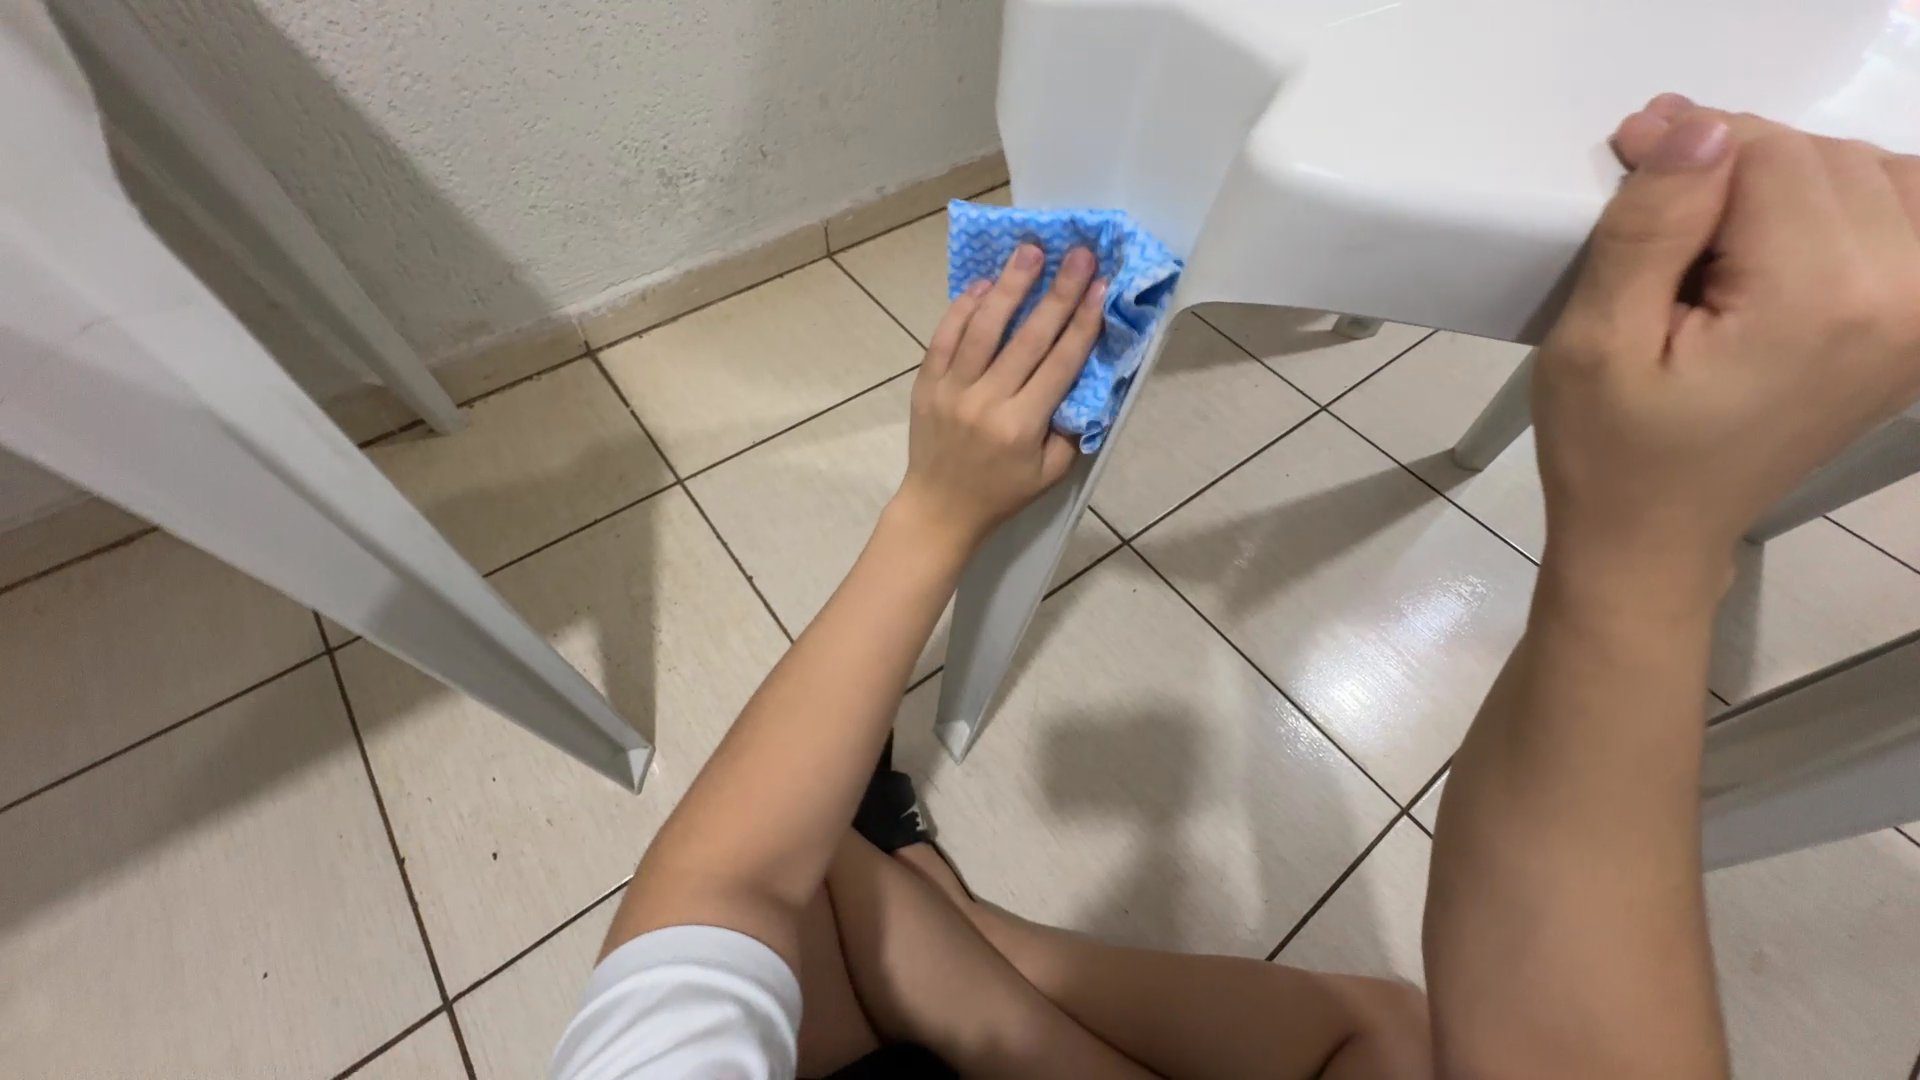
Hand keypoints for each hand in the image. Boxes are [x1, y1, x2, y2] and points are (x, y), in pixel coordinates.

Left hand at [889, 242, 1105, 551]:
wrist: (940, 509)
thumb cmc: (1001, 493)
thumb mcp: (1049, 474)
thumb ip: (1070, 429)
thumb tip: (1086, 377)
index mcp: (1021, 427)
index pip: (1060, 364)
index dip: (1082, 322)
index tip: (1100, 285)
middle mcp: (986, 402)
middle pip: (1027, 337)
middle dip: (1057, 292)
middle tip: (1077, 253)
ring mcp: (951, 391)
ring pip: (983, 328)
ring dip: (1009, 286)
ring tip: (1030, 251)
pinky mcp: (926, 385)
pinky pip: (944, 338)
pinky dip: (963, 308)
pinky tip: (984, 285)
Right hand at [1532, 96, 1919, 601]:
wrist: (1652, 532)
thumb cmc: (1605, 448)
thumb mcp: (1593, 345)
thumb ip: (1648, 233)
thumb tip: (1694, 130)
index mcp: (1820, 299)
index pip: (1773, 161)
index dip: (1693, 142)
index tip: (1623, 146)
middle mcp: (1909, 292)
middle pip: (1828, 162)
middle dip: (1734, 161)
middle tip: (1648, 196)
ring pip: (1875, 177)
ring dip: (1782, 179)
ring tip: (1700, 227)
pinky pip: (1907, 217)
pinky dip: (1839, 204)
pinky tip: (1772, 240)